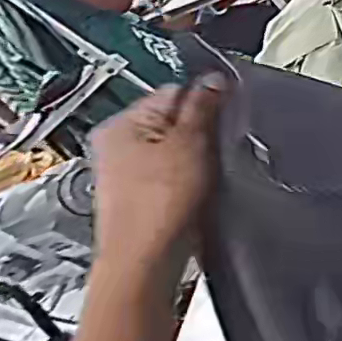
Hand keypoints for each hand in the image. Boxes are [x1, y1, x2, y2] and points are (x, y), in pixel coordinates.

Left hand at [89, 74, 228, 268]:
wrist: (147, 260)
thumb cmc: (158, 205)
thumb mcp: (190, 142)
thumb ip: (203, 106)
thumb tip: (214, 80)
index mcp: (121, 123)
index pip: (174, 91)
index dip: (205, 102)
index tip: (224, 115)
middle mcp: (117, 145)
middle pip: (175, 121)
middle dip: (201, 132)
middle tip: (213, 150)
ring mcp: (128, 172)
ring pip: (177, 149)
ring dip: (198, 158)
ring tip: (205, 174)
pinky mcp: (143, 196)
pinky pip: (175, 174)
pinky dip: (191, 178)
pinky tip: (198, 190)